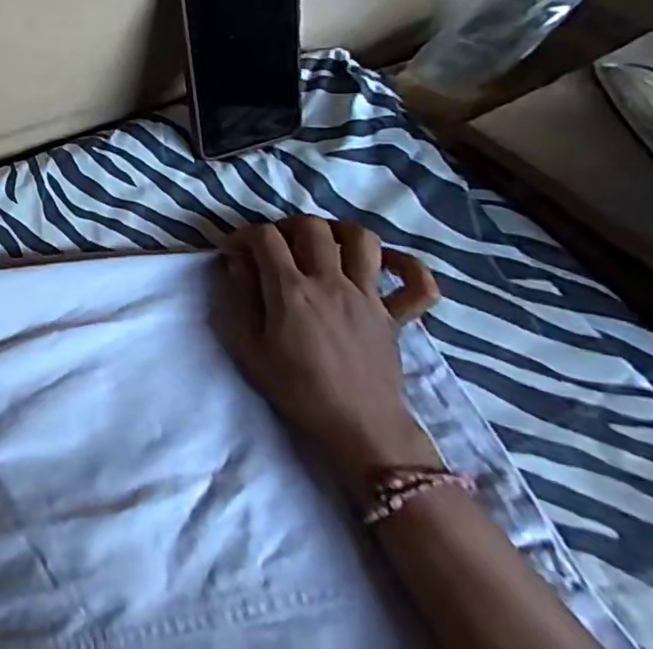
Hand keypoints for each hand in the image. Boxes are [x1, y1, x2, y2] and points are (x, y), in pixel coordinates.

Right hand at [220, 217, 442, 497]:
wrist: (357, 427)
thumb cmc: (297, 390)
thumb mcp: (250, 349)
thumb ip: (240, 299)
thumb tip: (237, 262)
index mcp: (292, 291)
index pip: (265, 238)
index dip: (244, 235)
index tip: (235, 251)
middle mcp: (331, 282)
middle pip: (311, 227)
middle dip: (286, 226)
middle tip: (275, 244)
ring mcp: (368, 296)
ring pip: (361, 239)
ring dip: (338, 230)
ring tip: (323, 243)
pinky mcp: (395, 314)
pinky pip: (416, 283)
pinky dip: (406, 265)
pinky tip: (384, 263)